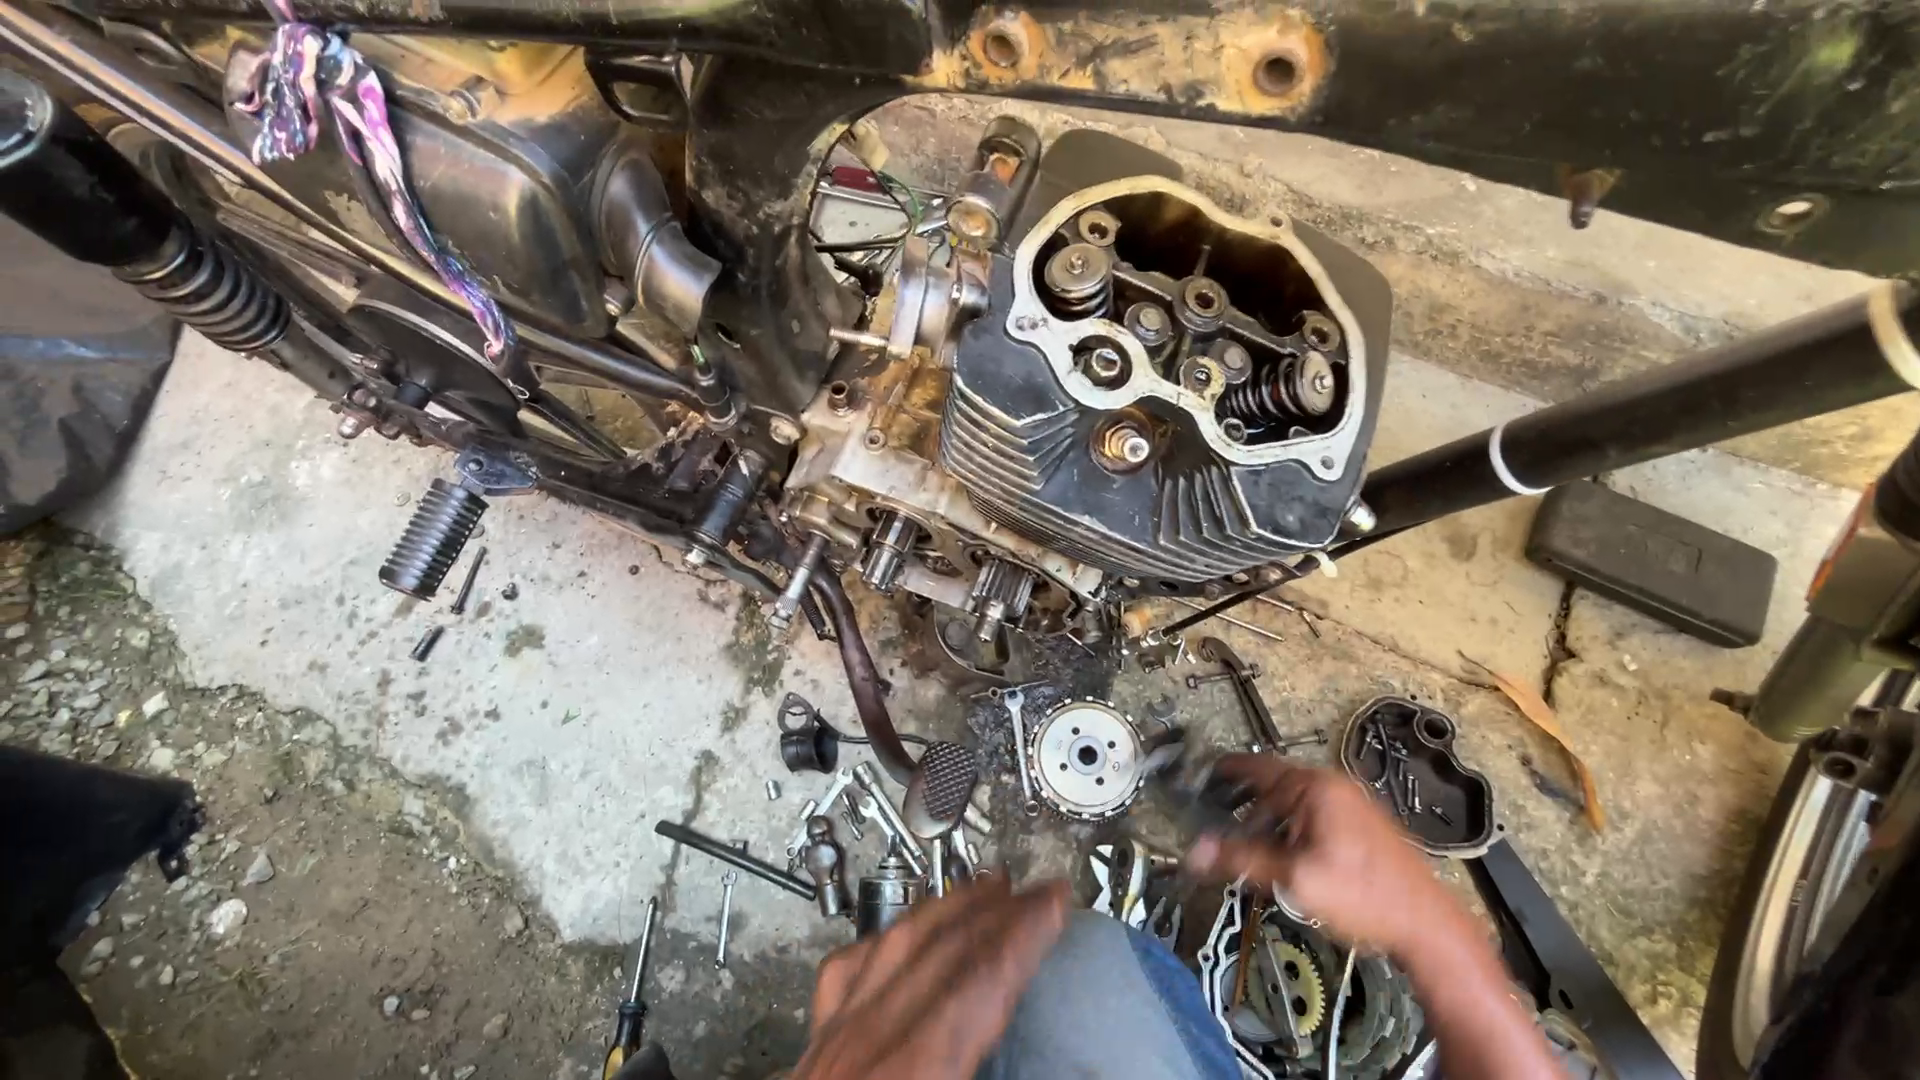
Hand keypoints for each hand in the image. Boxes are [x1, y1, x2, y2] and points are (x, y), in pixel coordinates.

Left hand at [792, 876, 1071, 1079]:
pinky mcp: (810, 1055)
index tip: (1054, 901)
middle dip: (990, 910)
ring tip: (976, 892)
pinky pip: (846, 975)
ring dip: (941, 912)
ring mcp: (828, 1047)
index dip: (1022, 933)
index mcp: (910, 1075)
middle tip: (1031, 889)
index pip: (974, 982)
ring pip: (889, 948)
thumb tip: (1081, 1072)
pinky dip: (882, 943)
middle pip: (935, 952)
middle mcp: (863, 1050)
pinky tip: (895, 936)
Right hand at [1185, 754, 1457, 958]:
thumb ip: (1241, 860)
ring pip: (1293, 801)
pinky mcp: (1361, 824)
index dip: (1225, 771)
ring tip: (1246, 843)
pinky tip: (1284, 853)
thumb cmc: (1362, 896)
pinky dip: (1290, 825)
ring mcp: (1351, 802)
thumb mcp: (1294, 879)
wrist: (1428, 926)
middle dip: (1244, 802)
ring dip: (1267, 818)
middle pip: (1274, 784)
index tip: (1200, 775)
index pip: (1256, 767)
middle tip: (1216, 819)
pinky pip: (1312, 813)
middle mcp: (1333, 785)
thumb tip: (1194, 851)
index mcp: (1316, 786)